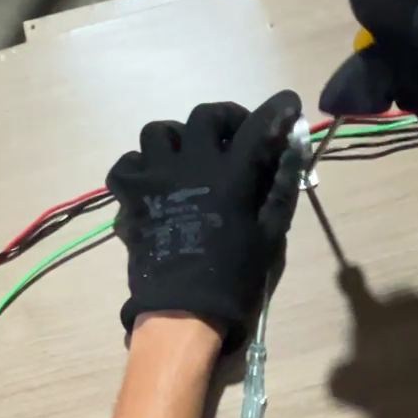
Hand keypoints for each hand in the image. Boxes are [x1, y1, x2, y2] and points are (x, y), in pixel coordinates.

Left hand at [106, 90, 303, 350]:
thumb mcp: (271, 236)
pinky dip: (139, 167)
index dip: (277, 110)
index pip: (259, 125)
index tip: (286, 105)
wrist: (183, 312)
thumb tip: (291, 154)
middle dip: (224, 120)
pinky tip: (153, 182)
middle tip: (232, 137)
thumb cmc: (235, 279)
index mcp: (233, 174)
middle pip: (204, 117)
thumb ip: (281, 190)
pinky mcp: (131, 198)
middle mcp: (192, 164)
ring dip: (176, 140)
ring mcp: (156, 178)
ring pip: (158, 133)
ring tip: (186, 158)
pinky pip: (126, 165)